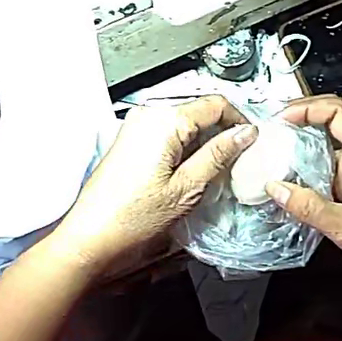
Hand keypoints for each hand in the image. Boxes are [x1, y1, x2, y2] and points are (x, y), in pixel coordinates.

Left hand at [43, 96, 256, 279]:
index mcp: (164, 120)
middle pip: (199, 110)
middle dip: (221, 132)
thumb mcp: (187, 187)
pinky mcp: (130, 141)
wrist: (90, 237)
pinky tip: (188, 174)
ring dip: (203, 142)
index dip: (240, 120)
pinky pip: (167, 134)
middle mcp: (147, 115)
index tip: (252, 141)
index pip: (216, 103)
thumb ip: (219, 155)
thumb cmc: (131, 217)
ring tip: (212, 173)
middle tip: (236, 161)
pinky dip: (184, 148)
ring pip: (184, 123)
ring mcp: (136, 126)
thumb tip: (244, 134)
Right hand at [265, 95, 341, 295]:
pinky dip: (311, 173)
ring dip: (303, 152)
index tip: (280, 119)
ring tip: (272, 158)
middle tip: (271, 133)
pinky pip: (333, 170)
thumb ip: (310, 208)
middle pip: (333, 124)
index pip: (339, 113)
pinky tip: (291, 182)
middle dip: (300, 125)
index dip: (307, 109)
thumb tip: (276, 188)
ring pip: (330, 148)